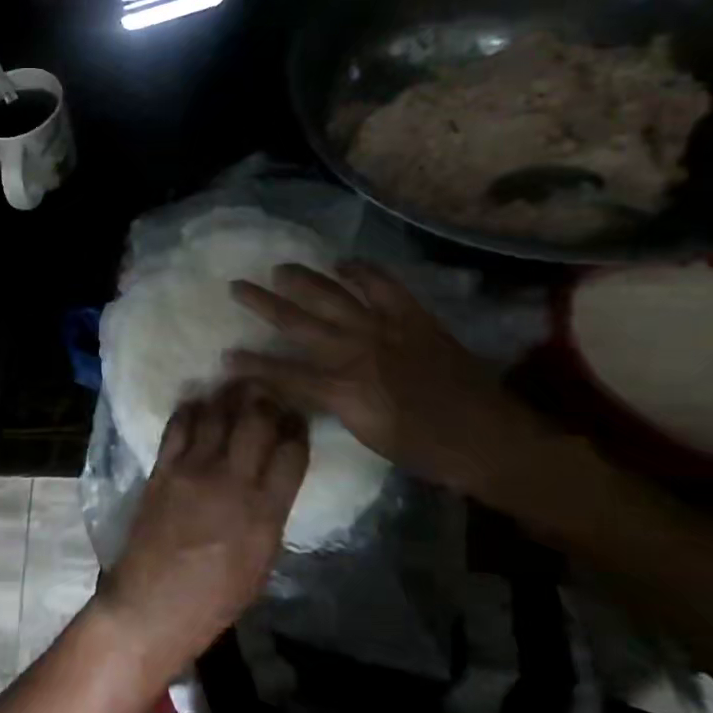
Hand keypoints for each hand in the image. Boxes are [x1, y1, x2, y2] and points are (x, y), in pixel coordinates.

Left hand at [94, 379, 308, 673]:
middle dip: (267, 399)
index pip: (292, 452)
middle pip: (257, 419)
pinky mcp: (164, 467)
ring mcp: (195, 469)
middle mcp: (232, 480)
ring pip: (219, 413)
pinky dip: (193, 409)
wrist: (151, 607)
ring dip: (231, 396)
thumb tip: (274, 476)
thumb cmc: (214, 598)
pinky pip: (180, 424)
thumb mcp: (261, 561)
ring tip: (237, 389)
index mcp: (264, 511)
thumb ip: (271, 512)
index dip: (298, 428)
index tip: (297, 419)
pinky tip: (199, 406)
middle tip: (268, 393)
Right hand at [228, 261, 570, 501]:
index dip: (254, 365)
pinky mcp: (412, 315)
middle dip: (264, 304)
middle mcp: (357, 351)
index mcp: (344, 390)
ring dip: (303, 280)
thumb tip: (307, 384)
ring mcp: (385, 327)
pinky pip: (381, 283)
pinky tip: (343, 262)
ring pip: (333, 295)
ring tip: (280, 268)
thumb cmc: (424, 449)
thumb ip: (334, 403)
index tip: (227, 355)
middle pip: (299, 322)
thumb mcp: (367, 434)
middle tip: (238, 286)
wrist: (485, 436)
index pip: (286, 373)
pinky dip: (361, 270)